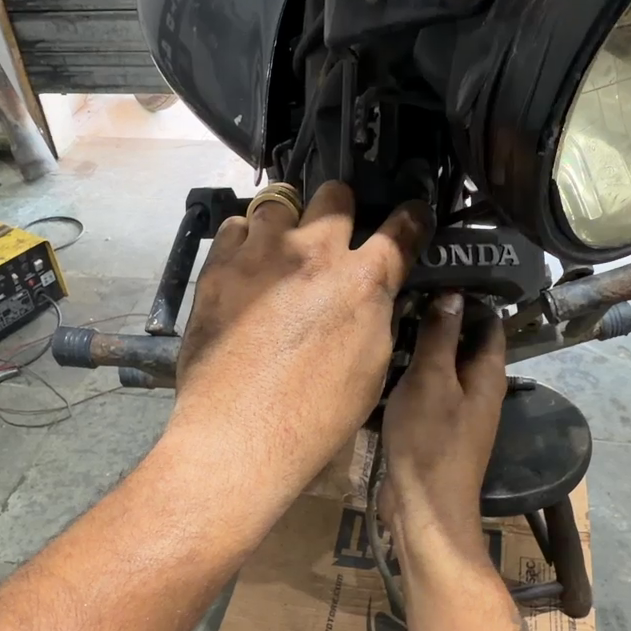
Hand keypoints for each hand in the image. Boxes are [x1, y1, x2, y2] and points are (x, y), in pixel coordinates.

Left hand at [174, 181, 430, 494]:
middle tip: (332, 234)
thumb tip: (374, 296)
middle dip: (341, 209)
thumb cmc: (316, 418)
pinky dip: (245, 241)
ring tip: (279, 247)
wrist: (241, 434)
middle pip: (336, 195)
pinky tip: (245, 267)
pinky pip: (235, 228)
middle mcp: (315, 253)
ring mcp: (262, 254)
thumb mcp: (371, 368)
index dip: (411, 218)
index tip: (410, 215)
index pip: (402, 228)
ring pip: (280, 201)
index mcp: (364, 282)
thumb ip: (375, 318)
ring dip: (287, 221)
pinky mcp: (219, 266)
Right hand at [381, 293, 506, 561]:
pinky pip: (426, 393)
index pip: (489, 323)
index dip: (470, 297)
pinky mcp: (435, 431)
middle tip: (407, 291)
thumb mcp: (431, 380)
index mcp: (487, 375)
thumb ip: (441, 336)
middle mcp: (478, 391)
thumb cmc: (430, 441)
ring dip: (421, 349)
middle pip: (463, 345)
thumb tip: (454, 293)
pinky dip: (410, 377)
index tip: (440, 272)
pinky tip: (385, 366)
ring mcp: (457, 413)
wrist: (423, 507)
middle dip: (440, 320)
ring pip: (442, 369)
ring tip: (390, 321)